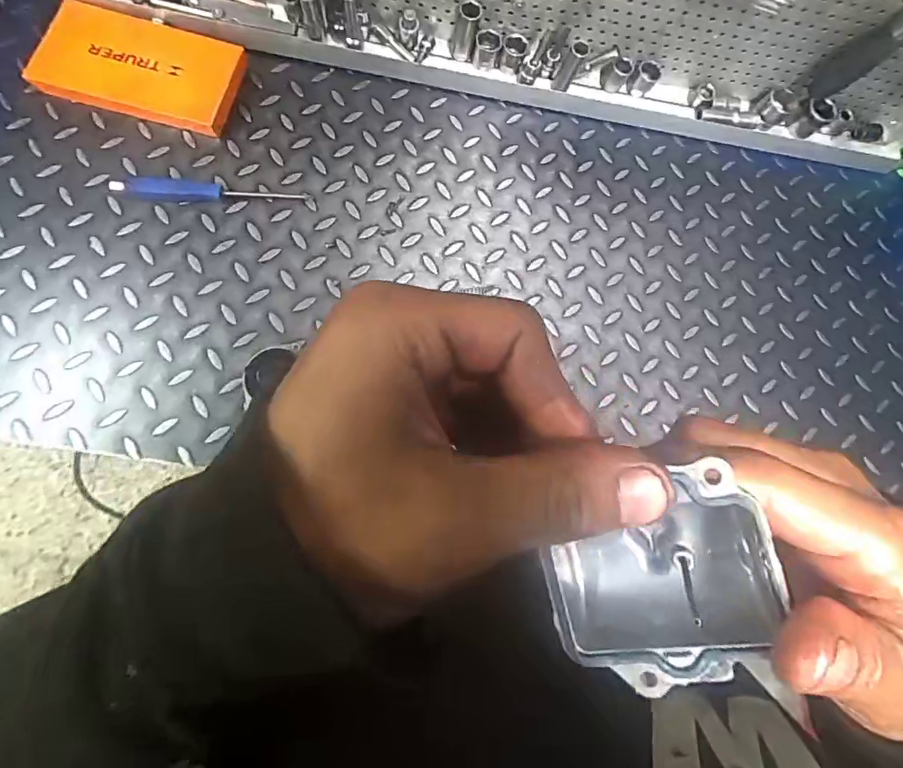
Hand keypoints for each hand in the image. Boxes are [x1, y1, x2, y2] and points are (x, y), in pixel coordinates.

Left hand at [265, 283, 672, 623]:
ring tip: (521, 500)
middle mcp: (390, 322)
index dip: (557, 401)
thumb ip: (559, 493)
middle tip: (554, 493)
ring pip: (481, 386)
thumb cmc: (346, 527)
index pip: (514, 335)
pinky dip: (482, 446)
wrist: (246, 581)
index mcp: (398, 320)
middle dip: (534, 427)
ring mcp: (382, 356)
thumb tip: (656, 485)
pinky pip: (452, 405)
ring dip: (512, 442)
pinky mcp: (380, 392)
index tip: (580, 471)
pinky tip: (487, 491)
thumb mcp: (460, 514)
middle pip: (500, 358)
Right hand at [668, 418, 902, 742]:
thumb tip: (797, 653)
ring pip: (723, 439)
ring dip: (679, 464)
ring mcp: (811, 471)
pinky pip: (724, 452)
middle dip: (678, 465)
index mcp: (874, 530)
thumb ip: (850, 665)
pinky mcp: (788, 474)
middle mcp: (839, 482)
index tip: (647, 495)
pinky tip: (673, 507)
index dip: (707, 476)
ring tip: (646, 510)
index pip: (775, 480)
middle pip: (738, 444)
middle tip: (634, 511)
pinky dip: (689, 469)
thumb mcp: (894, 689)